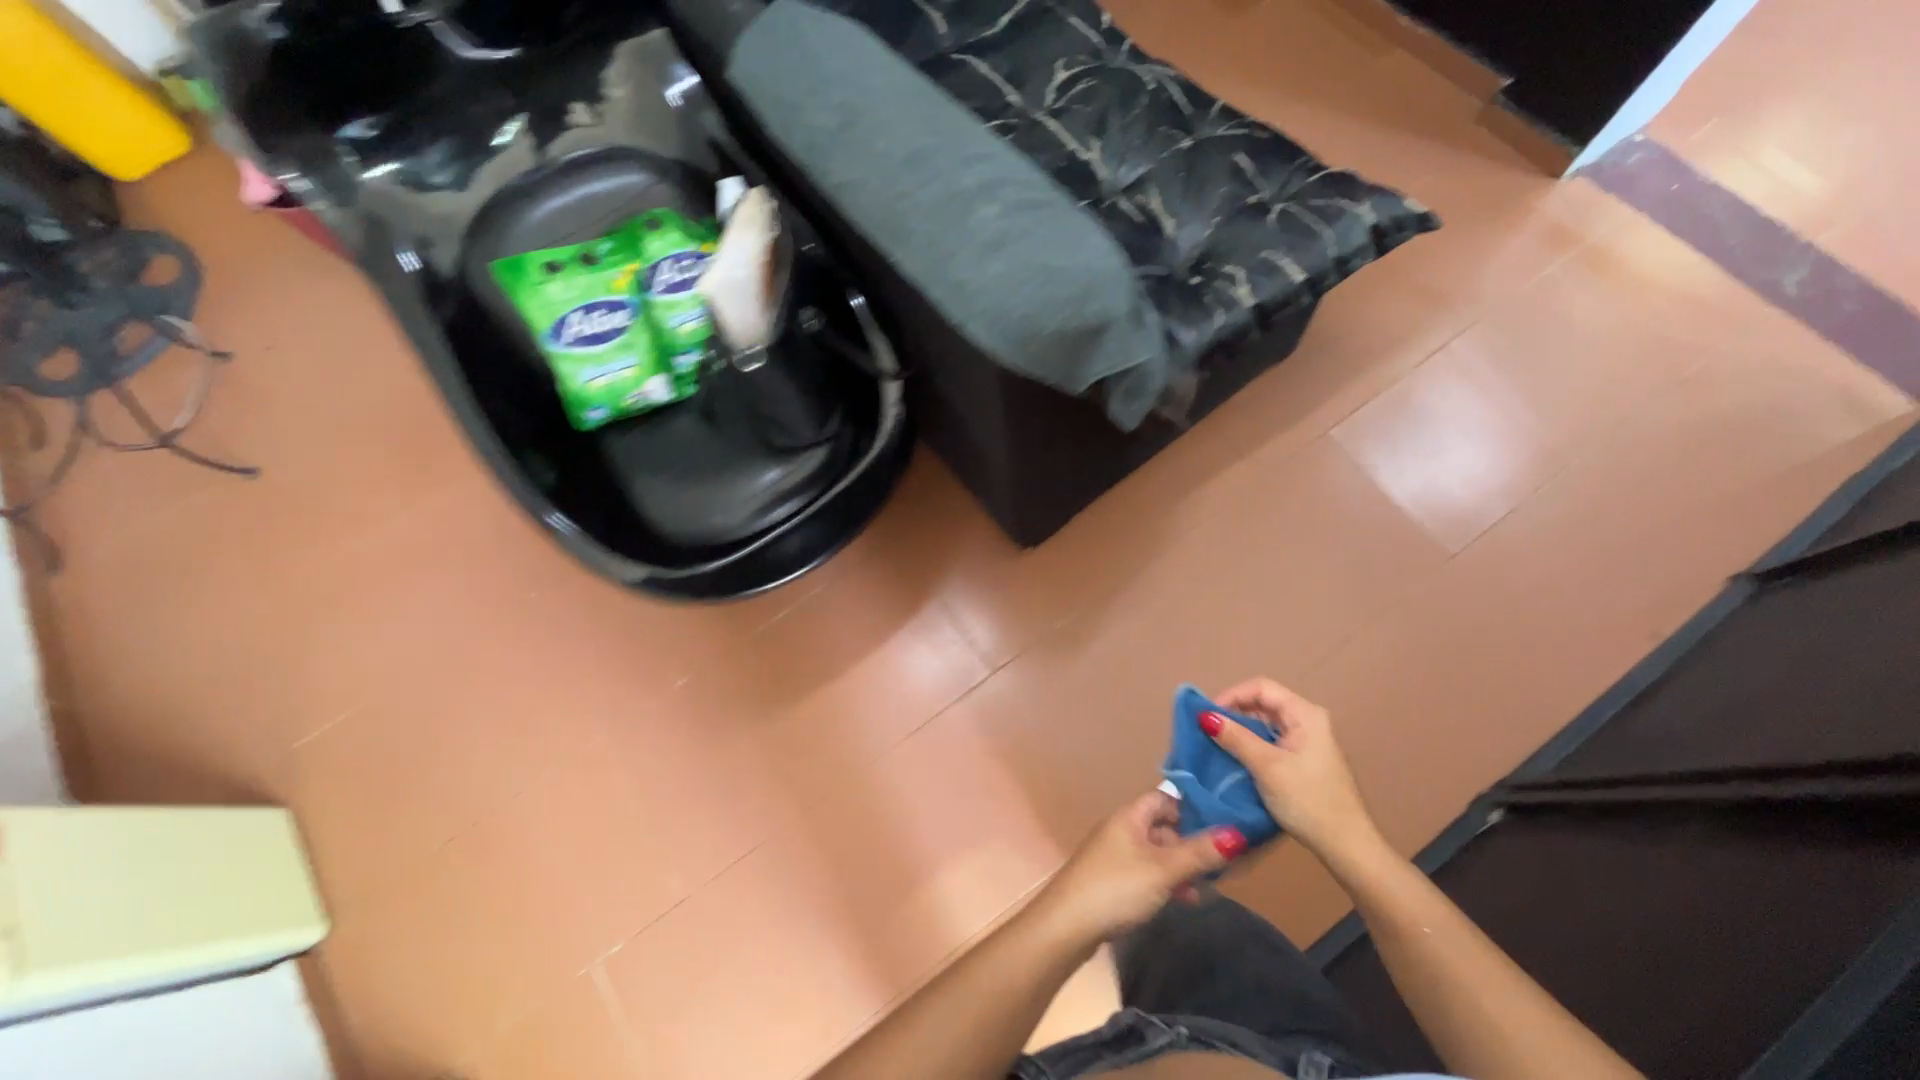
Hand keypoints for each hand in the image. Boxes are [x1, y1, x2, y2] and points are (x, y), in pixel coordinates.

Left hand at [1035, 791, 1246, 944]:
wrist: (1066, 926)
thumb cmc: (1117, 888)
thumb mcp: (1164, 869)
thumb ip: (1200, 852)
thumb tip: (1239, 832)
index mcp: (1130, 816)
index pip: (1165, 798)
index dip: (1192, 809)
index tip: (1221, 827)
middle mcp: (1120, 829)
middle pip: (1162, 827)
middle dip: (1190, 844)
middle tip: (1218, 865)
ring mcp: (1113, 855)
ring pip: (1155, 853)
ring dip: (1179, 867)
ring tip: (1203, 890)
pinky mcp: (1110, 880)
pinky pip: (1145, 872)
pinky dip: (1164, 882)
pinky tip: (1180, 901)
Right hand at [1204, 678, 1382, 862]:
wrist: (1344, 843)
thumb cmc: (1306, 799)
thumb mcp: (1266, 766)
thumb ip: (1236, 738)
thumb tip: (1204, 716)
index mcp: (1304, 714)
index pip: (1261, 688)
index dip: (1231, 696)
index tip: (1206, 715)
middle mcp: (1308, 720)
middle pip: (1263, 703)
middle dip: (1233, 713)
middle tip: (1206, 730)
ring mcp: (1307, 740)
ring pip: (1266, 723)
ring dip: (1240, 730)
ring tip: (1214, 744)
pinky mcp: (1303, 759)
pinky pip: (1271, 741)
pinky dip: (1251, 745)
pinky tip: (1234, 758)